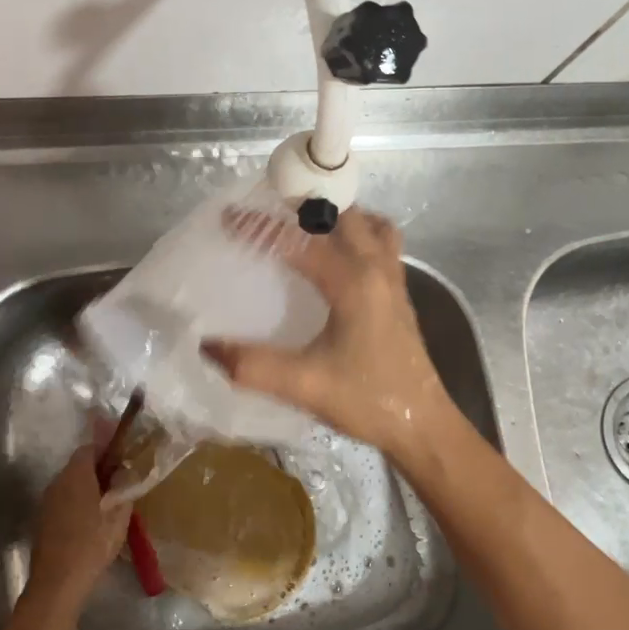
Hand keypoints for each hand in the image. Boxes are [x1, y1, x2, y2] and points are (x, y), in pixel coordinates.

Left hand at [25, 443, 132, 608]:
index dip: (106, 448)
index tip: (123, 457)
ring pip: (70, 484)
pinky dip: (78, 503)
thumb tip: (125, 470)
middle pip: (78, 466)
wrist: (57, 582)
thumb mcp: (118, 516)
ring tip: (109, 504)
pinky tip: (92, 522)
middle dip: (99, 470)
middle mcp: (57, 483)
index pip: (89, 448)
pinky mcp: (43, 520)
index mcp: (76, 476)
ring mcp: (47, 502)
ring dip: (88, 488)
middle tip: (120, 482)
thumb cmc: (92, 544)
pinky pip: (64, 501)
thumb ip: (124, 488)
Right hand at [203, 209, 458, 463]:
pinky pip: (381, 244)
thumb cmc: (367, 400)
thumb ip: (252, 365)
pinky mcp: (399, 296)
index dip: (259, 227)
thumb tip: (206, 346)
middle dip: (305, 204)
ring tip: (303, 225)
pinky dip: (358, 235)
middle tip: (267, 208)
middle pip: (343, 214)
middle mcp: (377, 269)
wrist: (422, 425)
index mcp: (352, 281)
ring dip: (338, 216)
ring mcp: (393, 280)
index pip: (298, 240)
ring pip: (369, 225)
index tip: (227, 218)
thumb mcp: (303, 385)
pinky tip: (335, 259)